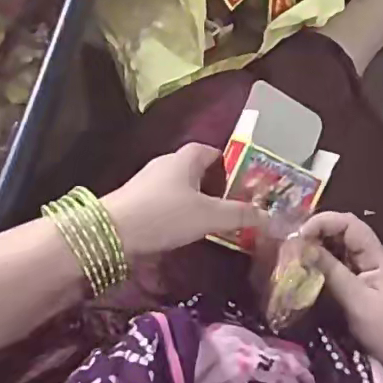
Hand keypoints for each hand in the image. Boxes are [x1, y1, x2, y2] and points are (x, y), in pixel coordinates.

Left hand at [101, 144, 269, 258]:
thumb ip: (239, 215)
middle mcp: (164, 164)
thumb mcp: (208, 216)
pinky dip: (175, 211)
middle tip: (228, 203)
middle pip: (192, 168)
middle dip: (210, 183)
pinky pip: (162, 201)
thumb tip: (269, 217)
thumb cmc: (165, 215)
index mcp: (184, 159)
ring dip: (192, 199)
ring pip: (176, 186)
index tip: (239, 180)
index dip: (225, 161)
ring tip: (208, 220)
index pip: (209, 150)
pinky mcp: (134, 201)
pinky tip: (181, 229)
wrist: (113, 232)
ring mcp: (146, 183)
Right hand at [303, 211, 382, 373]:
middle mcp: (372, 257)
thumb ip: (331, 272)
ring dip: (317, 249)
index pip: (349, 223)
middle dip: (316, 234)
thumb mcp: (358, 301)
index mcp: (377, 255)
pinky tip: (307, 271)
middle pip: (342, 232)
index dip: (322, 222)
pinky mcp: (361, 285)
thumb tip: (303, 247)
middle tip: (290, 247)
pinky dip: (322, 264)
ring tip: (294, 257)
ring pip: (339, 249)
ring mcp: (367, 271)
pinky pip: (339, 266)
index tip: (298, 236)